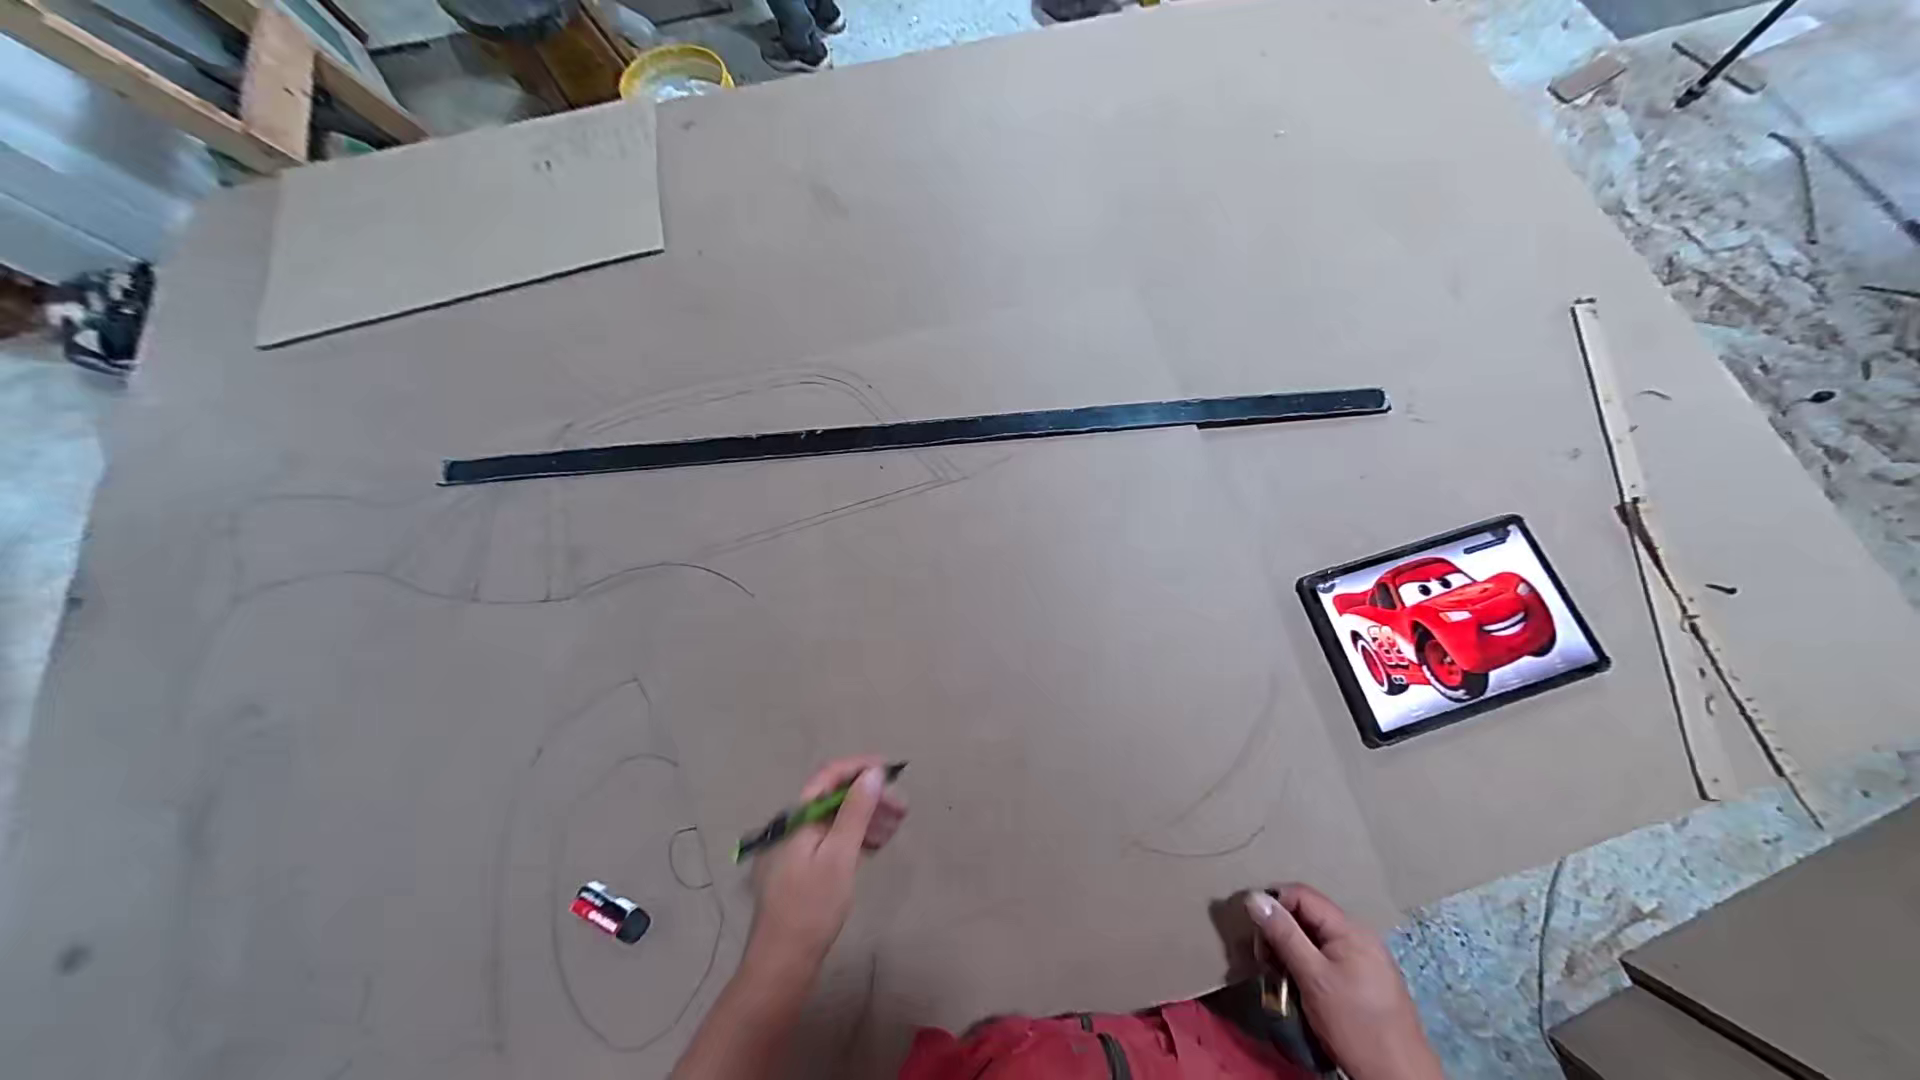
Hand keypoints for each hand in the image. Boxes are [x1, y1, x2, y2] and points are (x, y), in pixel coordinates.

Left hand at [745, 756, 907, 971]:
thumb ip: (855, 811)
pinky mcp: (806, 870)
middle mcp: (795, 827)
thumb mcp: (839, 856)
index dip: (860, 767)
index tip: (891, 771)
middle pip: (835, 797)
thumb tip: (873, 773)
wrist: (781, 965)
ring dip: (867, 816)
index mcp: (798, 817)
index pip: (829, 776)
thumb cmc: (811, 907)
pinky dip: (857, 837)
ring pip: (837, 819)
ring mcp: (799, 849)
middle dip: (869, 796)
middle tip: (902, 808)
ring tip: (895, 827)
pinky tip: (876, 845)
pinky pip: (835, 840)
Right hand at [1244, 883, 1443, 1079]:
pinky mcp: (1364, 981)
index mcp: (1350, 929)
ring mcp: (1364, 959)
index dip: (1274, 904)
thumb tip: (1253, 896)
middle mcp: (1359, 937)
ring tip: (1280, 975)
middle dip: (1280, 930)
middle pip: (1308, 915)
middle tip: (1265, 959)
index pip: (1301, 894)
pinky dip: (1307, 964)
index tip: (1256, 931)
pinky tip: (1300, 985)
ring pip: (1315, 937)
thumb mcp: (1313, 977)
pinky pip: (1327, 956)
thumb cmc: (1355, 1026)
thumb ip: (1283, 934)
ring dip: (1291, 949)